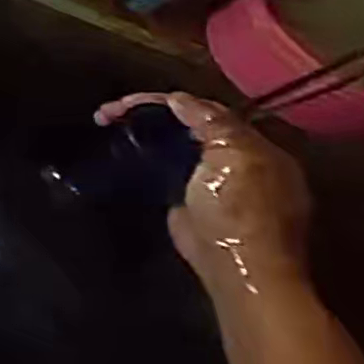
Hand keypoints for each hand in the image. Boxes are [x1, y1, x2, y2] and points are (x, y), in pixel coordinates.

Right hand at [96, 92, 311, 297]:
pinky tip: (123, 147)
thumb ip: (213, 124)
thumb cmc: (239, 211)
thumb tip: (179, 99)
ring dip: (140, 127)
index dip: (164, 101)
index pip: (205, 109)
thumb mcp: (235, 159)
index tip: (126, 103)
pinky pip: (164, 160)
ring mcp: (211, 177)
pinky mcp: (187, 194)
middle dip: (146, 112)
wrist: (233, 264)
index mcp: (255, 147)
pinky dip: (142, 149)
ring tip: (108, 123)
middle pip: (185, 121)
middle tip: (108, 112)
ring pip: (171, 138)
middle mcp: (236, 158)